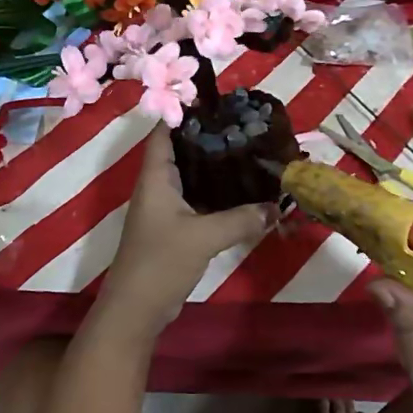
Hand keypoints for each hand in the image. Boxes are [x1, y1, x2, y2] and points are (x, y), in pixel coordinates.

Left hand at [100, 125, 276, 330]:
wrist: (136, 309)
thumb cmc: (160, 262)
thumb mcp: (203, 237)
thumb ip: (241, 220)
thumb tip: (276, 208)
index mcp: (155, 178)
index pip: (164, 133)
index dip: (185, 114)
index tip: (217, 103)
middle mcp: (158, 188)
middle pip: (182, 153)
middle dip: (210, 140)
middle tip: (246, 128)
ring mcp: (166, 210)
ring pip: (193, 180)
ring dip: (217, 171)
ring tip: (251, 155)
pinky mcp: (175, 230)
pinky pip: (199, 203)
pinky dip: (219, 197)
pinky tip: (245, 195)